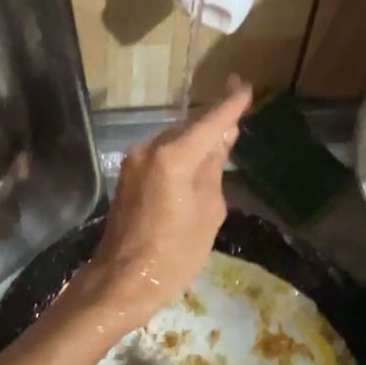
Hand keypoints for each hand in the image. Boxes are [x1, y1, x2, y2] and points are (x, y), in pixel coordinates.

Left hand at [73, 78, 253, 331]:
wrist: (122, 280)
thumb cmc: (174, 254)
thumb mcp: (209, 213)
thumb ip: (215, 169)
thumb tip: (221, 139)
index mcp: (173, 157)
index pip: (209, 122)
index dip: (230, 104)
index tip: (243, 85)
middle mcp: (150, 148)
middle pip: (189, 128)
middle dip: (213, 125)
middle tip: (237, 125)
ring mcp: (134, 160)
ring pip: (174, 140)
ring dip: (195, 142)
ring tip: (219, 152)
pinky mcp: (127, 173)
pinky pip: (161, 154)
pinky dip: (180, 155)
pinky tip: (194, 168)